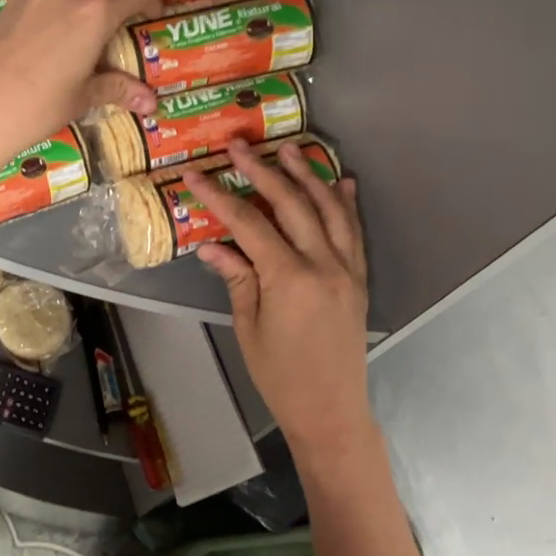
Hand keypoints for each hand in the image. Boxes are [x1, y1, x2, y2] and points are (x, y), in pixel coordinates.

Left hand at [0, 0, 160, 169]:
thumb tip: (150, 102)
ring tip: (82, 30)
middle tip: (117, 17)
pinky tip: (49, 39)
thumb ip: (116, 88)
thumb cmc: (38, 107)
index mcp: (94, 10)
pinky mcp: (7, 5)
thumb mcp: (82, 97)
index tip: (154, 11)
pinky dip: (54, 6)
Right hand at [183, 138, 372, 451]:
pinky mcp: (359, 279)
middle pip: (291, 205)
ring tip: (290, 149)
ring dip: (309, 176)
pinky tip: (342, 183)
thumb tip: (212, 245)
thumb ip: (237, 279)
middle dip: (263, 171)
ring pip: (330, 210)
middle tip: (240, 145)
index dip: (219, 196)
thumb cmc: (280, 375)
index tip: (196, 174)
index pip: (248, 224)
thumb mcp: (248, 326)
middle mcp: (324, 265)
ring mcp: (347, 270)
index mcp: (290, 278)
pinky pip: (355, 232)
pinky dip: (347, 204)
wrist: (331, 410)